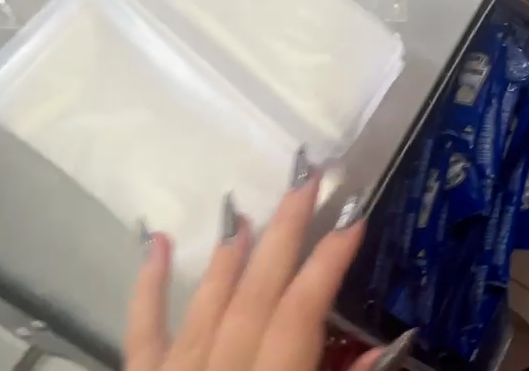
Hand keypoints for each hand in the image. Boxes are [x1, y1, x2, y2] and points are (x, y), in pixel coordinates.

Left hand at [124, 176, 412, 370]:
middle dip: (286, 233)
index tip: (355, 219)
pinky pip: (142, 337)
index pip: (297, 315)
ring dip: (232, 253)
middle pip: (253, 295)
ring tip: (257, 209)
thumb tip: (386, 349)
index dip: (328, 263)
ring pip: (203, 306)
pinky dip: (145, 289)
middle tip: (311, 180)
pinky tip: (152, 243)